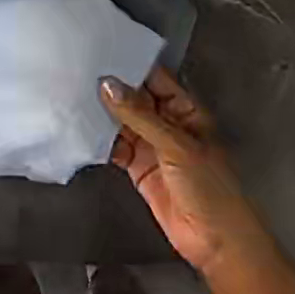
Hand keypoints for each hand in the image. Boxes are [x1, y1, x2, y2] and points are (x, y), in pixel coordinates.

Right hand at [99, 67, 274, 275]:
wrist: (216, 239)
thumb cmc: (211, 184)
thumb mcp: (175, 144)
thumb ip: (140, 116)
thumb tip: (110, 87)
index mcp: (185, 107)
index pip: (156, 78)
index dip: (133, 66)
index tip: (106, 53)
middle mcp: (168, 122)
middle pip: (137, 99)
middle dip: (114, 89)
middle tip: (83, 75)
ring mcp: (153, 146)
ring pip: (125, 123)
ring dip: (105, 116)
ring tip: (78, 100)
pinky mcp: (141, 169)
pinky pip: (119, 149)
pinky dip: (104, 143)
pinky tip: (87, 134)